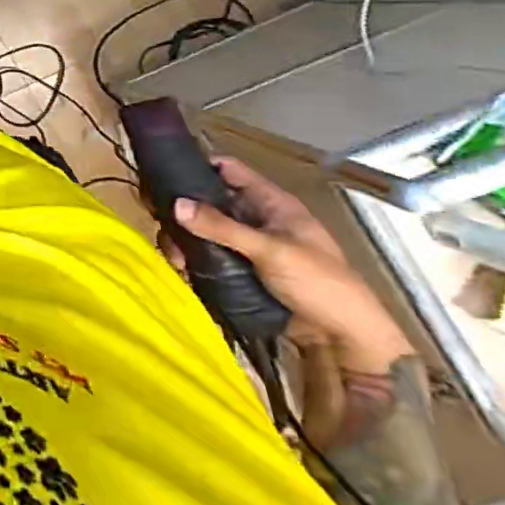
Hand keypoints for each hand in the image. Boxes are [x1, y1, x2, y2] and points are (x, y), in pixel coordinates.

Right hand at [158, 156, 413, 375]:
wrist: (346, 340)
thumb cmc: (319, 283)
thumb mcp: (270, 250)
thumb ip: (222, 227)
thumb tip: (176, 204)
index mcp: (271, 202)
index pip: (229, 170)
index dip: (199, 165)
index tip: (164, 173)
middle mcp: (257, 219)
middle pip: (211, 203)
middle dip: (185, 211)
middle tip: (159, 222)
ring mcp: (250, 248)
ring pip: (207, 233)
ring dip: (187, 241)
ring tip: (174, 259)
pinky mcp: (244, 275)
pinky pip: (212, 260)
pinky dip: (195, 263)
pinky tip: (183, 272)